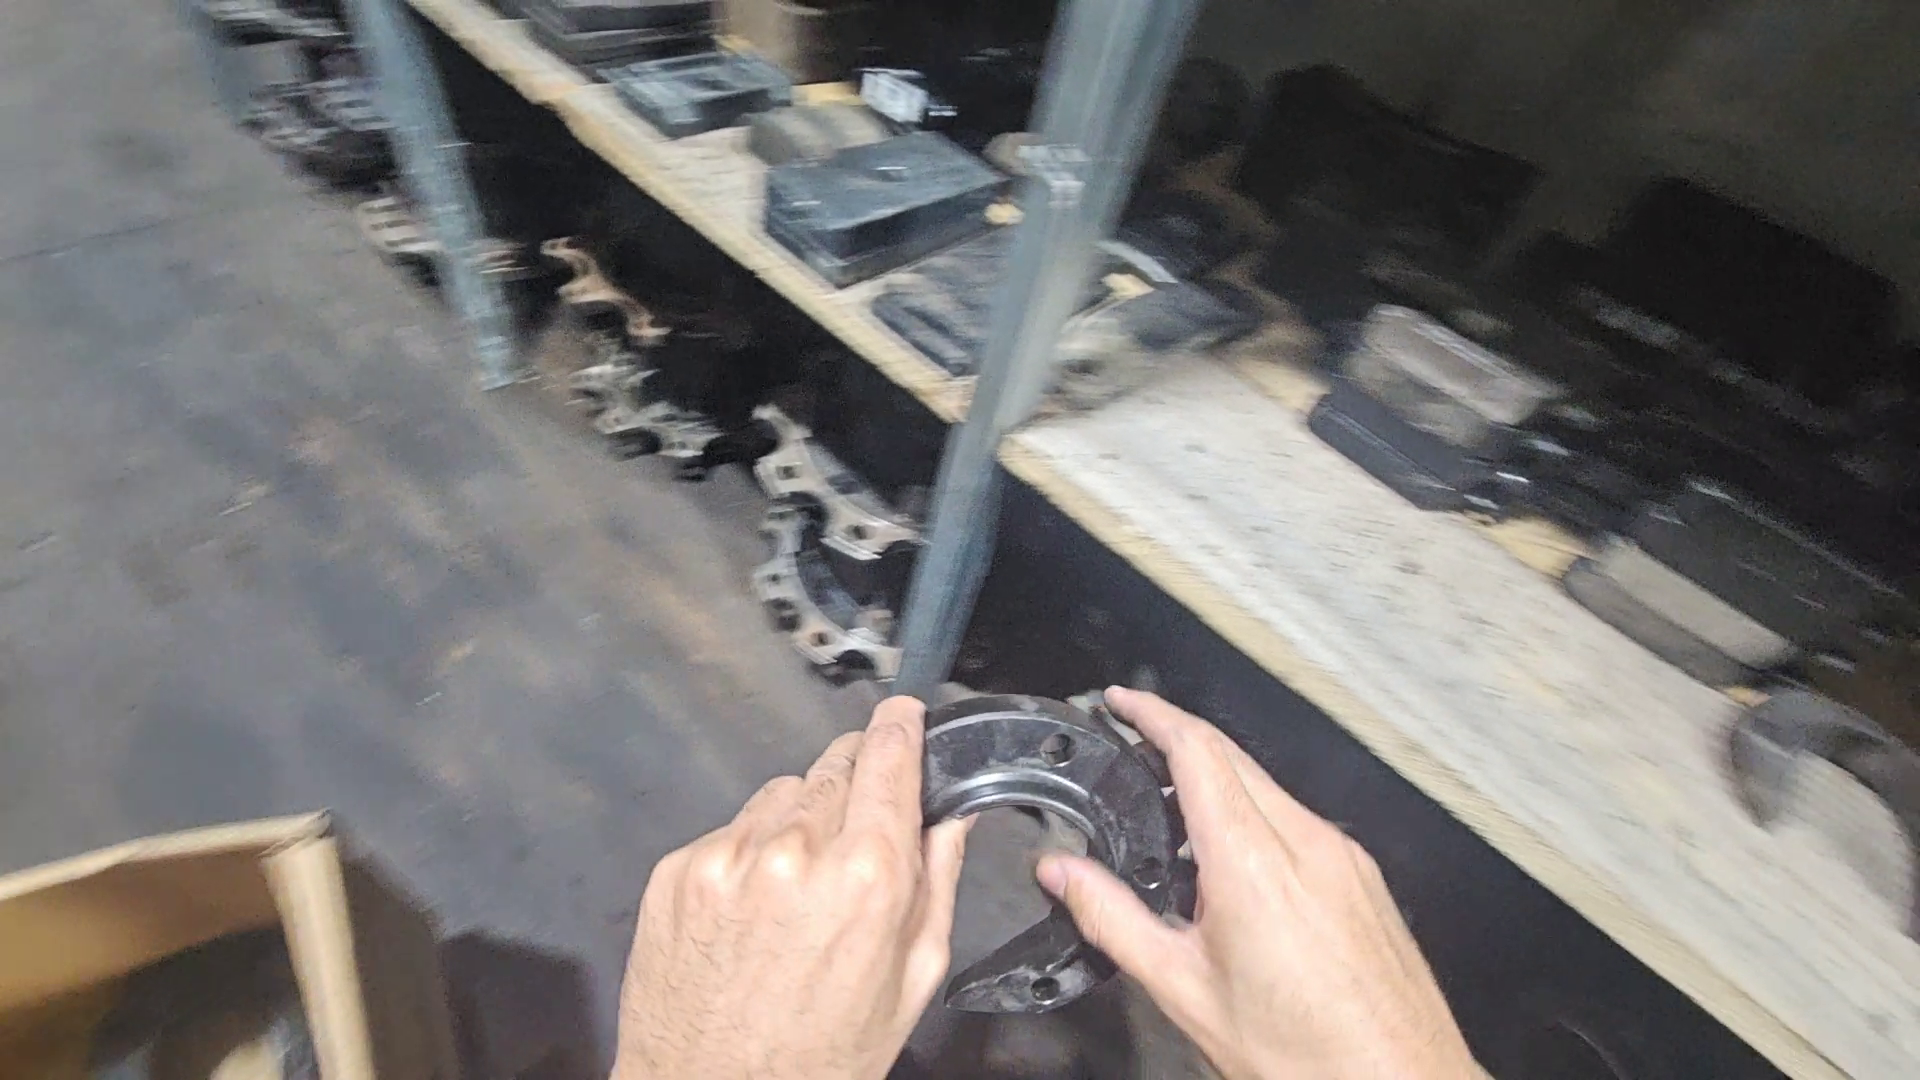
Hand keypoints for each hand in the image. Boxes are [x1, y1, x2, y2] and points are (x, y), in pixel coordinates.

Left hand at [613, 697, 971, 1079]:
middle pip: (838, 765)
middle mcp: (797, 849)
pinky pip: (734, 826)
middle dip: (855, 783)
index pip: (889, 755)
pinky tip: (751, 903)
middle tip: (853, 834)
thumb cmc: (825, 1053)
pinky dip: (751, 848)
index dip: (901, 724)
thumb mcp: (912, 976)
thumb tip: (952, 811)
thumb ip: (938, 877)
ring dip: (801, 818)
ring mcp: (730, 854)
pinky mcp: (680, 866)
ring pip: (785, 792)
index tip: (904, 711)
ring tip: (796, 885)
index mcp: (867, 874)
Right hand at [1037, 688, 1479, 1079]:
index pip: (1197, 750)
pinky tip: (1229, 852)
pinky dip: (1250, 807)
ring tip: (1169, 799)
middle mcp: (1304, 839)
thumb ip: (1112, 918)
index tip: (1120, 701)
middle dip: (1175, 732)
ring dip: (1213, 771)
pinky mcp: (1361, 873)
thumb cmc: (1300, 1056)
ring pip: (1263, 782)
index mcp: (1251, 861)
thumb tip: (1057, 870)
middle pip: (1230, 753)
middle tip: (1131, 736)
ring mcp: (1341, 853)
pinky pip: (1294, 814)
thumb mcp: (1184, 990)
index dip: (1153, 713)